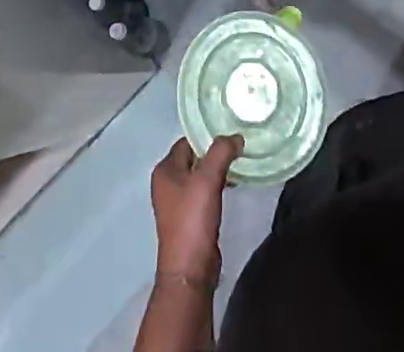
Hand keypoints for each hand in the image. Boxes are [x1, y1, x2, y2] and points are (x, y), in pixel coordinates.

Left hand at [151, 135, 241, 284]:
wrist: (189, 268)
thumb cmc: (193, 219)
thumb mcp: (208, 179)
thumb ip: (221, 153)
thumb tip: (235, 136)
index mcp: (165, 169)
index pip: (187, 142)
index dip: (206, 136)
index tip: (230, 134)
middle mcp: (166, 182)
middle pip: (193, 158)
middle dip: (214, 154)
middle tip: (238, 150)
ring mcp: (175, 201)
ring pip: (198, 176)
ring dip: (216, 171)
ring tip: (238, 167)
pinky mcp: (187, 217)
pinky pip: (202, 193)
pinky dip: (215, 187)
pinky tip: (231, 188)